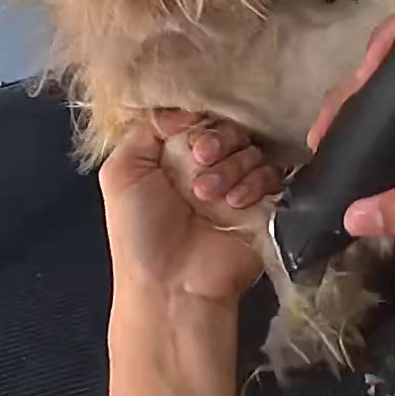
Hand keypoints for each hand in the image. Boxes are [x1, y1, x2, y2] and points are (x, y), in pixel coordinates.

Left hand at [99, 113, 281, 302]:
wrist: (173, 284)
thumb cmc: (140, 232)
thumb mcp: (122, 174)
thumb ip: (146, 129)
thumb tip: (187, 111)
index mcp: (177, 153)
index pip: (201, 117)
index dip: (200, 122)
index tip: (190, 141)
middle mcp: (210, 164)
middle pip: (231, 129)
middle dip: (218, 142)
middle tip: (201, 163)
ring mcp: (239, 182)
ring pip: (252, 150)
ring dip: (231, 169)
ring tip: (209, 196)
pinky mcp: (264, 201)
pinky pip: (272, 174)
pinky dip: (254, 184)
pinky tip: (236, 203)